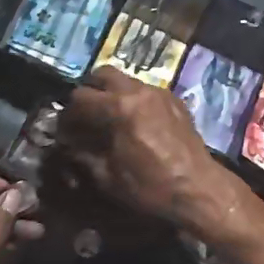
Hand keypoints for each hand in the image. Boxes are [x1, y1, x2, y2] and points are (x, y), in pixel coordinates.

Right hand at [60, 66, 249, 235]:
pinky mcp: (175, 100)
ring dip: (112, 94)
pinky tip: (135, 123)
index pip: (80, 97)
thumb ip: (83, 154)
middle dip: (89, 92)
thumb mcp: (108, 176)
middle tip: (85, 115)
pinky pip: (146, 91)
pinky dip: (133, 100)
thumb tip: (68, 144)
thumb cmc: (151, 187)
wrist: (199, 189)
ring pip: (126, 80)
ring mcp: (159, 92)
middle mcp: (139, 91)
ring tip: (109, 119)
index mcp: (119, 107)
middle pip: (102, 74)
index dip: (67, 115)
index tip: (64, 130)